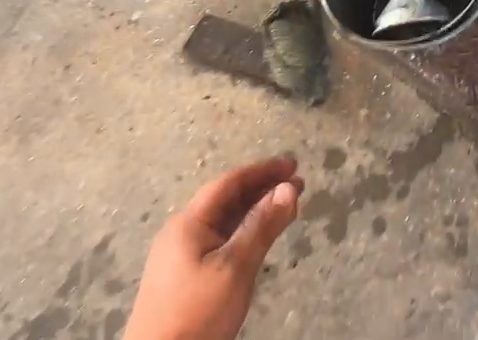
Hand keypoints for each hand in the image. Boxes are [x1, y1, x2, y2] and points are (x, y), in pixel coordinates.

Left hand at [124, 157, 303, 339]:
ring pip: (223, 222)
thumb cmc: (197, 313)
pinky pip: (219, 240)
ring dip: (254, 210)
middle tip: (297, 185)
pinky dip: (243, 232)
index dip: (263, 170)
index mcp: (189, 222)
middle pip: (226, 199)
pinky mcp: (183, 277)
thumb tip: (288, 187)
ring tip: (285, 208)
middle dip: (262, 189)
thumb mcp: (235, 268)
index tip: (294, 165)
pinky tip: (257, 239)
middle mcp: (181, 232)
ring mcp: (180, 255)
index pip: (230, 182)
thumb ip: (262, 226)